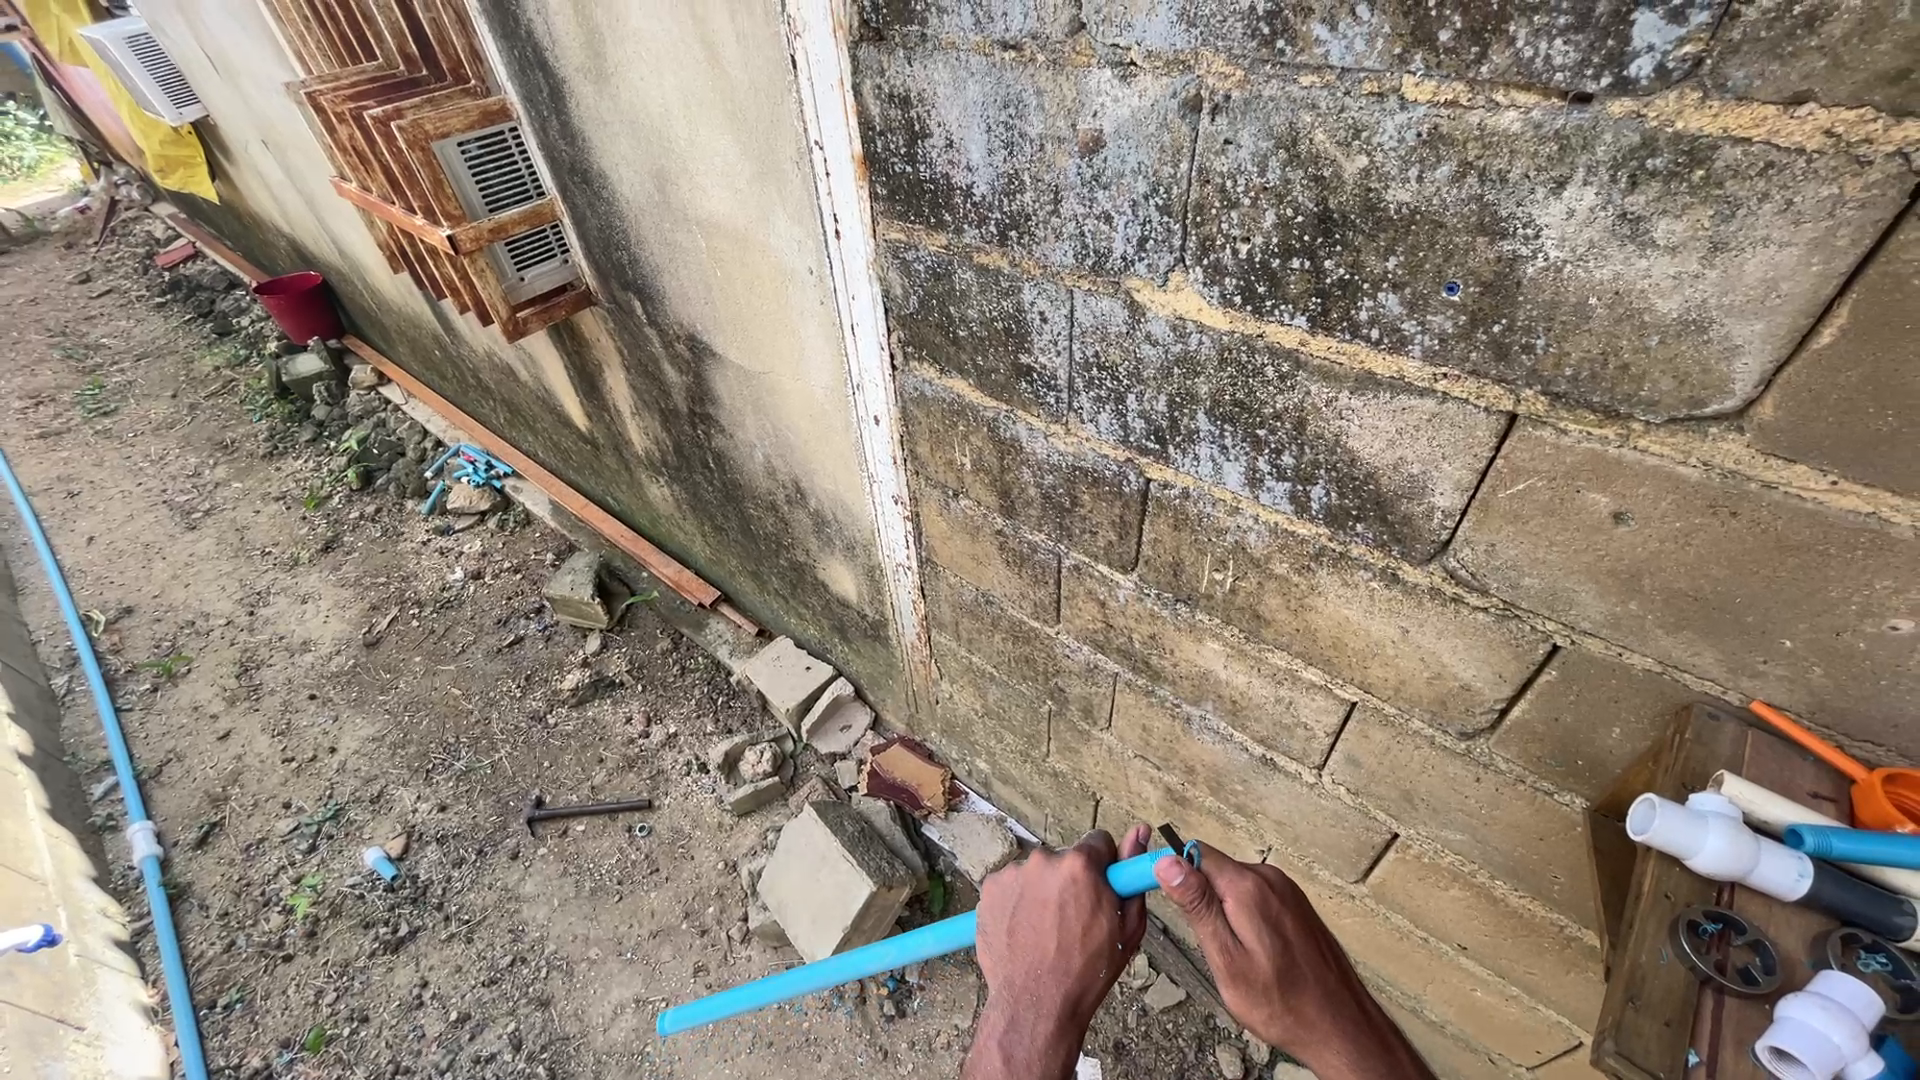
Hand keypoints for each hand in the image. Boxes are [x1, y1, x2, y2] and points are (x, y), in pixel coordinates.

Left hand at [962, 825, 1149, 1079]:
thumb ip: (1131, 872)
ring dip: (1043, 891)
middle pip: (1065, 859)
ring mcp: (1013, 872)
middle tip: (1071, 918)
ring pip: (1037, 872)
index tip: (1098, 887)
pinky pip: (1012, 885)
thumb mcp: (1127, 927)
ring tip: (1045, 930)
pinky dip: (1018, 901)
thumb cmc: (1087, 971)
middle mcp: (1043, 860)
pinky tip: (1025, 929)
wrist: (1036, 1004)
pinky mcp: (991, 887)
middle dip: (1070, 881)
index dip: (1102, 865)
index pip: (1097, 842)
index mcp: (1080, 865)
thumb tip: (1139, 832)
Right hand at [1153, 845, 1433, 1079]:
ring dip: (1227, 910)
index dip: (1177, 875)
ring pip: (1236, 884)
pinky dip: (1249, 916)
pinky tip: (1261, 952)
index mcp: (1247, 886)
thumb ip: (1197, 905)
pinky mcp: (1297, 904)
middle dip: (1205, 898)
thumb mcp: (1226, 959)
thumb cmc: (1282, 1004)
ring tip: (1240, 954)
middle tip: (1215, 945)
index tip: (1177, 907)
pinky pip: (1257, 895)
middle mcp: (1269, 877)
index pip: (1194, 853)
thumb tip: (1166, 860)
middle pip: (1216, 869)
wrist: (1344, 1030)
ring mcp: (1287, 890)